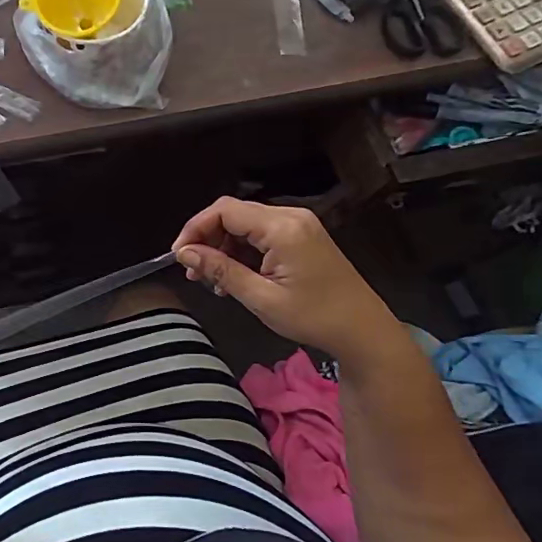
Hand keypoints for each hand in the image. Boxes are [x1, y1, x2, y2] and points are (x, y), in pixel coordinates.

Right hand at [172, 197, 396, 361]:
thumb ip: (221, 270)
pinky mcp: (303, 236)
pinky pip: (262, 233)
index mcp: (282, 227)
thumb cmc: (313, 317)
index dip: (196, 228)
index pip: (225, 211)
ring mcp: (299, 224)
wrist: (362, 329)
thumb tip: (184, 253)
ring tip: (212, 280)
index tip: (179, 256)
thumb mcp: (261, 298)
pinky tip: (235, 276)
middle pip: (234, 213)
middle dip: (207, 238)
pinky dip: (243, 250)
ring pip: (246, 224)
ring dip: (224, 246)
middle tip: (193, 271)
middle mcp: (291, 216)